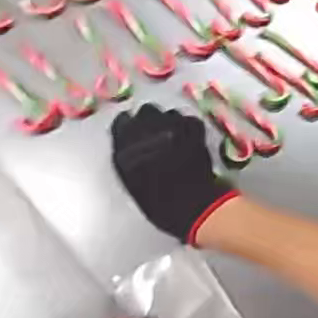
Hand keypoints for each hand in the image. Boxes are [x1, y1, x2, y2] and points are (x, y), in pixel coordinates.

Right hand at [109, 105, 235, 242]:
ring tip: (176, 136)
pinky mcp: (195, 131)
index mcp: (127, 147)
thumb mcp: (133, 182)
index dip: (130, 126)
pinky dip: (190, 126)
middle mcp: (147, 131)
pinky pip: (190, 120)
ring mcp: (173, 128)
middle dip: (152, 120)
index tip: (135, 132)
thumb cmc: (160, 204)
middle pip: (146, 112)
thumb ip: (128, 159)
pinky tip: (191, 138)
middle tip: (158, 133)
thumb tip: (131, 145)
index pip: (122, 122)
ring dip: (172, 122)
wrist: (193, 206)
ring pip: (170, 113)